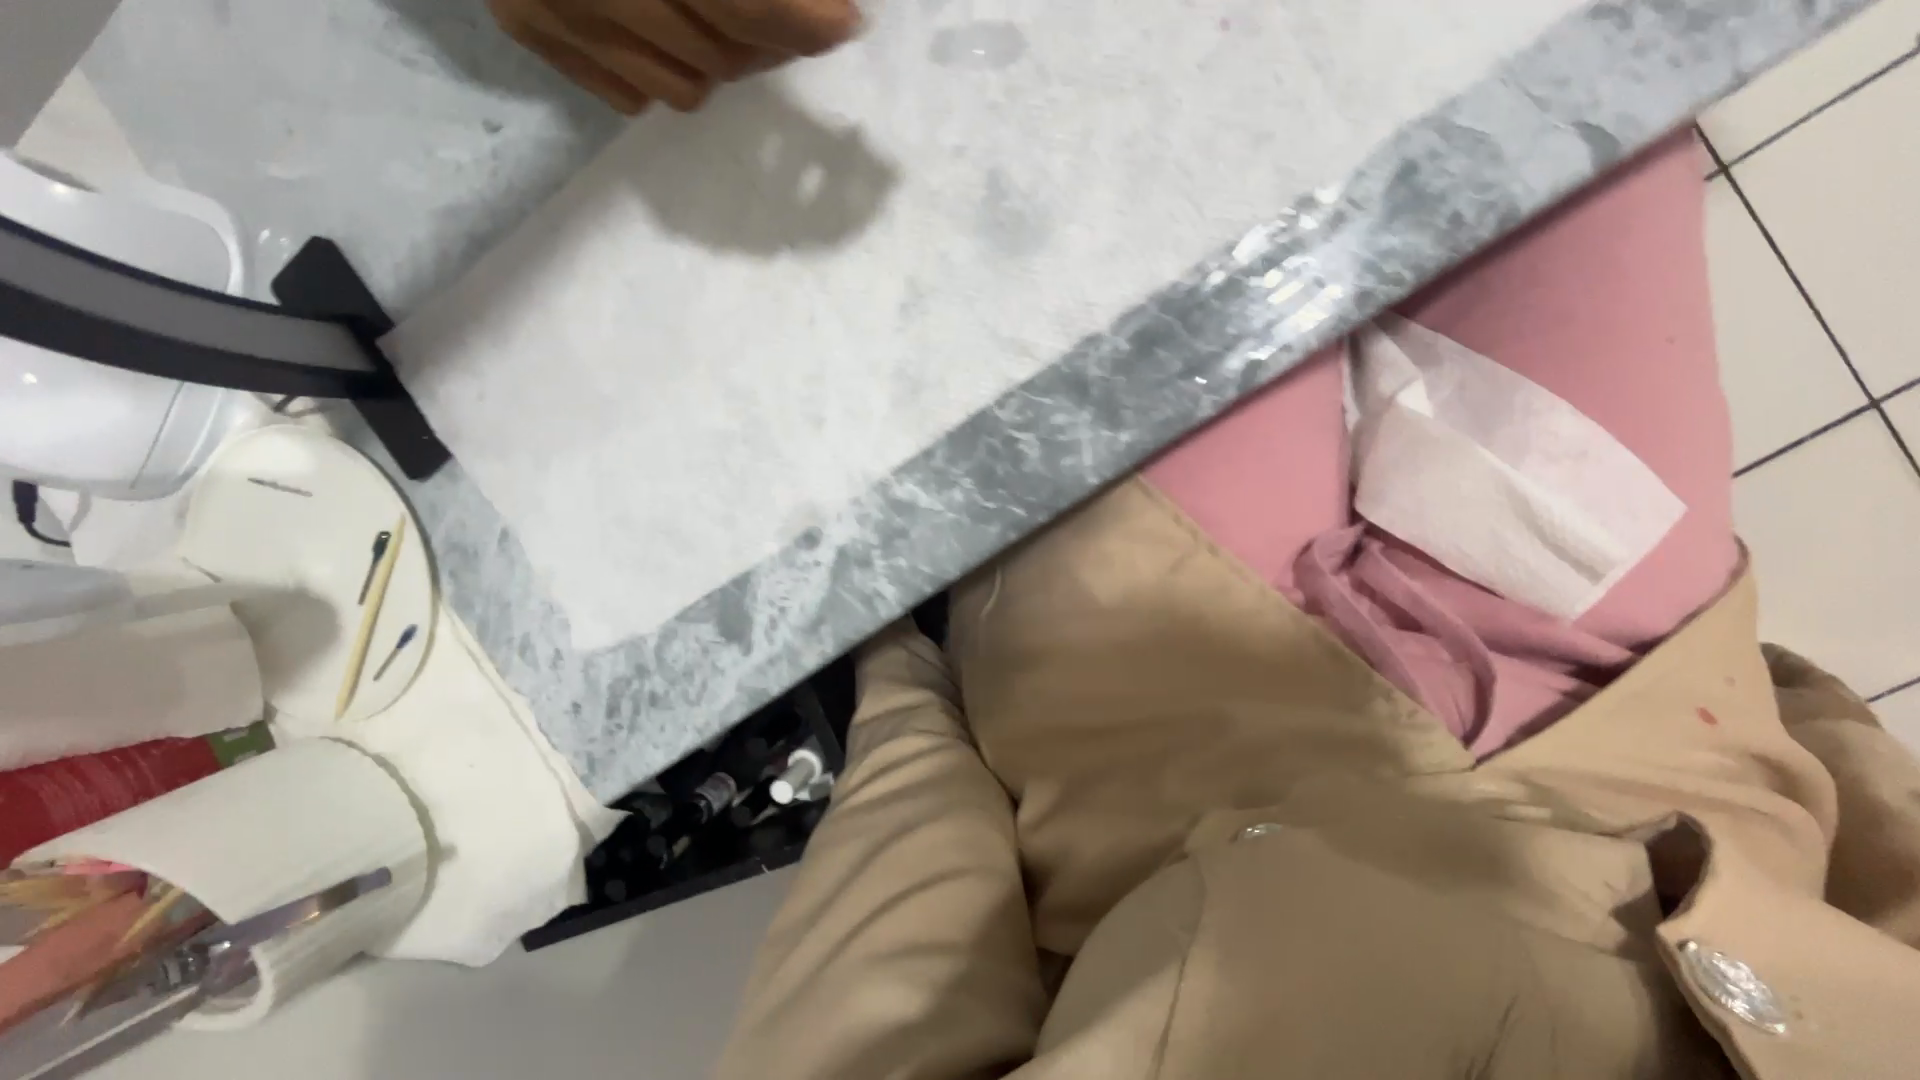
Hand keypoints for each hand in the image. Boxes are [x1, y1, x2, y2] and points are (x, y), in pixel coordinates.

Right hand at [490, 0, 860, 113]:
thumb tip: (826, 1)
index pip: (743, 5)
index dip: (806, 21)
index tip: (847, 23)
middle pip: (723, 57)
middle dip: (772, 43)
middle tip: (795, 18)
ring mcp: (552, 5)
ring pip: (686, 89)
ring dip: (719, 61)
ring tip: (720, 17)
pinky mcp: (526, 24)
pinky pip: (632, 93)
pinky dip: (660, 68)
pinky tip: (656, 22)